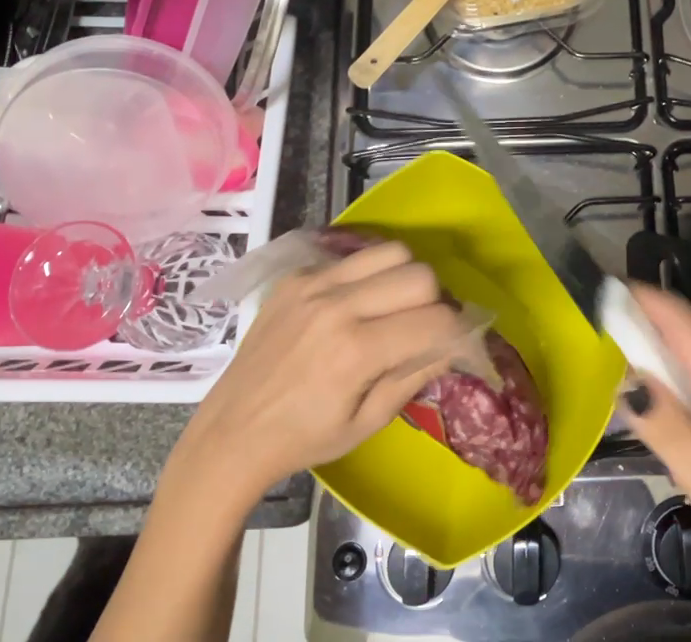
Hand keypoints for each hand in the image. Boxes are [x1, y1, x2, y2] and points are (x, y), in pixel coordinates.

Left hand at [166, 240, 463, 503]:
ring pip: (391, 252)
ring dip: (406, 277)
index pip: (436, 320)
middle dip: (435, 300)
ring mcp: (313, 285)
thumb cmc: (305, 438)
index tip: (455, 344)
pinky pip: (352, 258)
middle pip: (420, 274)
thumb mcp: (369, 422)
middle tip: (425, 325)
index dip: (457, 332)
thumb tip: (454, 344)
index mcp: (357, 352)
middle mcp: (337, 307)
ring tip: (396, 306)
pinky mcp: (295, 277)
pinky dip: (368, 276)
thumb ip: (416, 376)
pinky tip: (357, 304)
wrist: (232, 432)